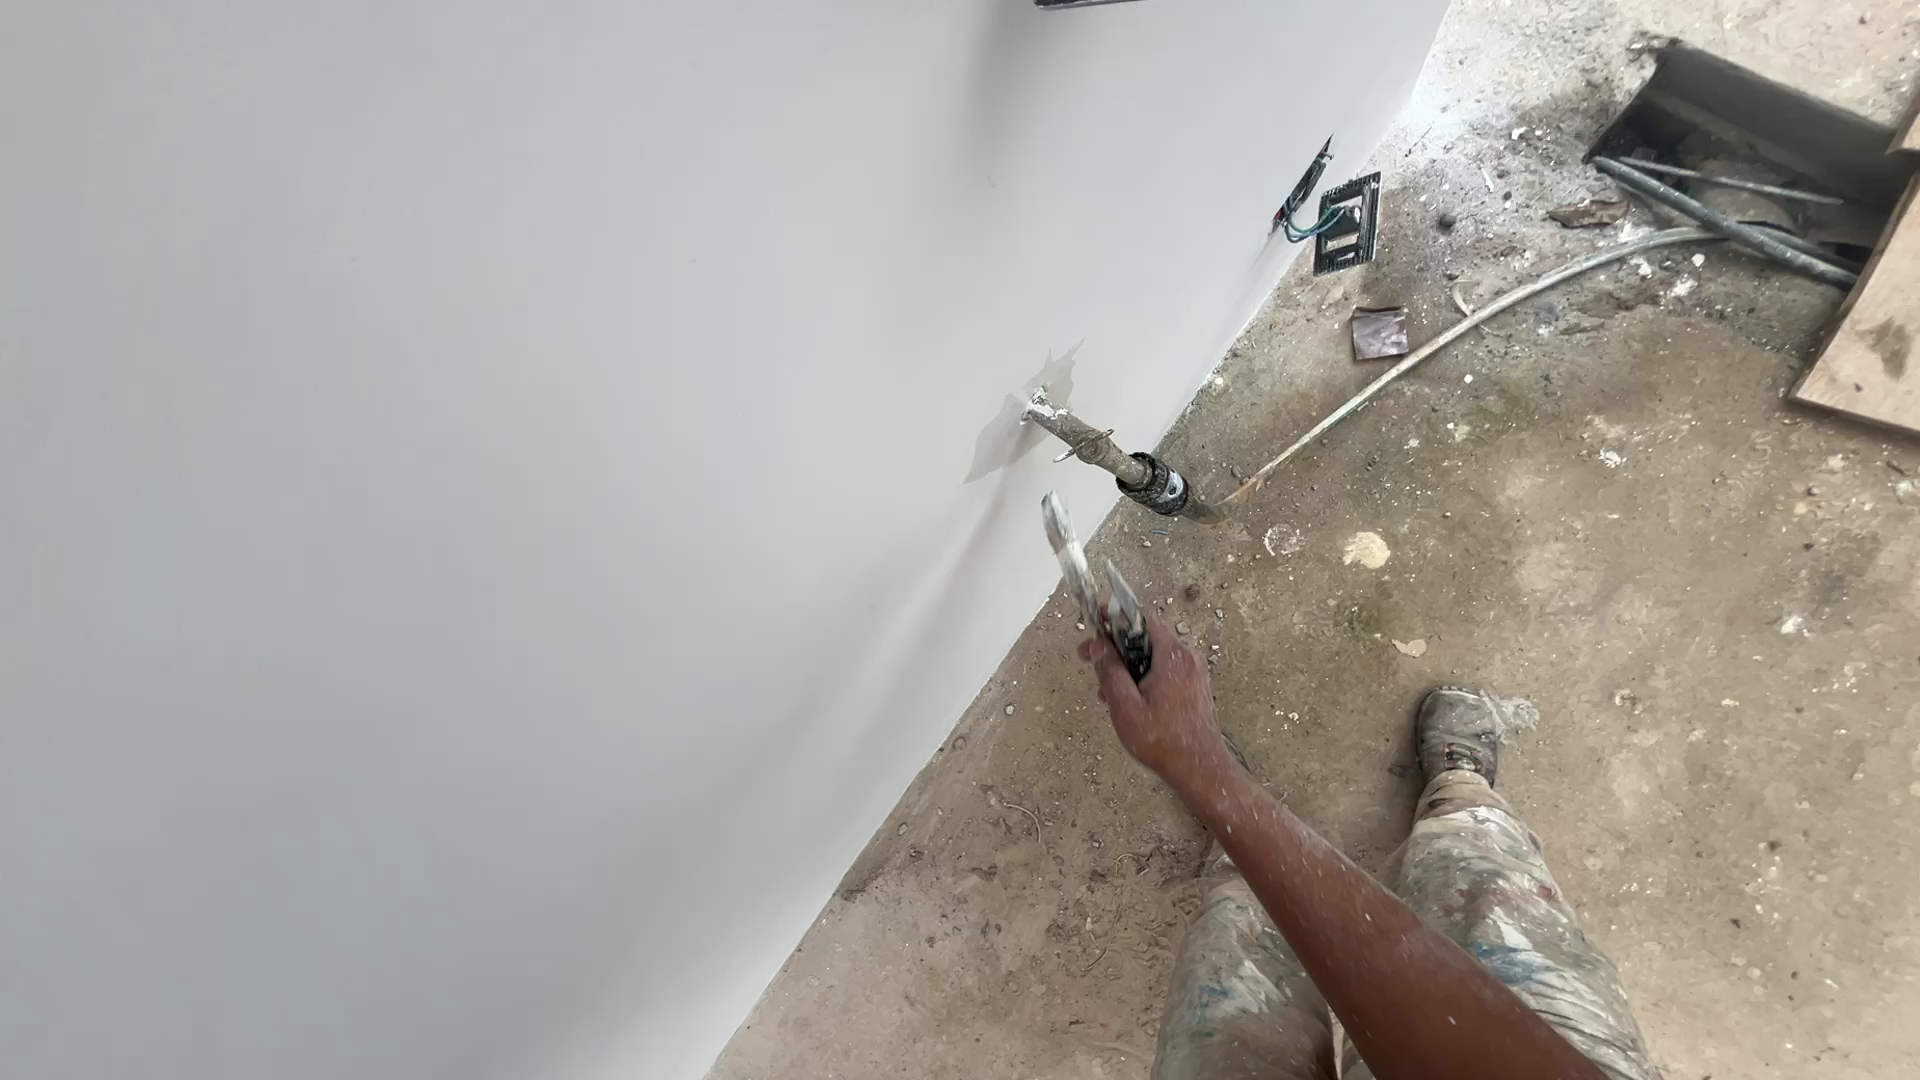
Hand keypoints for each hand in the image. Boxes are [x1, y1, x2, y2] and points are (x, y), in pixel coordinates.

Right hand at [1078, 614, 1235, 797]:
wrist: (1200, 770)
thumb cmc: (1163, 742)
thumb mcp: (1125, 706)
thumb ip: (1110, 672)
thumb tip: (1099, 646)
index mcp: (1172, 656)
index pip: (1142, 618)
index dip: (1115, 615)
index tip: (1095, 618)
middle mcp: (1186, 658)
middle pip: (1145, 635)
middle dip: (1114, 644)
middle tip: (1089, 655)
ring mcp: (1192, 672)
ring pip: (1151, 654)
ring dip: (1125, 662)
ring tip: (1104, 686)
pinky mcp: (1193, 686)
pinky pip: (1162, 669)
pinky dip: (1141, 674)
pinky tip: (1125, 696)